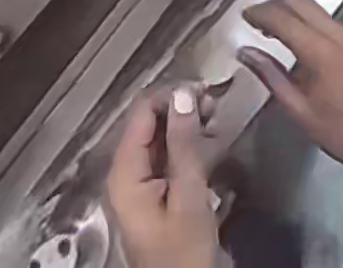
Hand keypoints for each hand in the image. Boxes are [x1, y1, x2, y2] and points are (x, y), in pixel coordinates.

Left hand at [106, 87, 218, 267]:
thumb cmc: (185, 254)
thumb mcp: (188, 197)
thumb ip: (184, 143)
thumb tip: (183, 93)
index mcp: (125, 171)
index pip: (142, 112)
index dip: (171, 95)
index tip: (205, 92)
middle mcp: (128, 172)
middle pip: (151, 123)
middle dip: (181, 109)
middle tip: (214, 105)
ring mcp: (142, 184)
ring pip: (162, 138)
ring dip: (188, 126)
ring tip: (216, 119)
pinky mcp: (158, 196)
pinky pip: (169, 158)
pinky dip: (189, 146)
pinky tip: (211, 143)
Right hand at [237, 0, 342, 182]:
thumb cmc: (341, 132)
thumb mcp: (299, 109)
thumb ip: (270, 75)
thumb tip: (244, 52)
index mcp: (319, 50)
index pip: (282, 18)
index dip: (260, 13)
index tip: (243, 16)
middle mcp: (335, 34)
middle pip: (299, 2)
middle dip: (274, 5)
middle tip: (254, 18)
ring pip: (313, 6)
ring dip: (289, 9)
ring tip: (269, 26)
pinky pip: (323, 17)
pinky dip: (303, 17)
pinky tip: (293, 36)